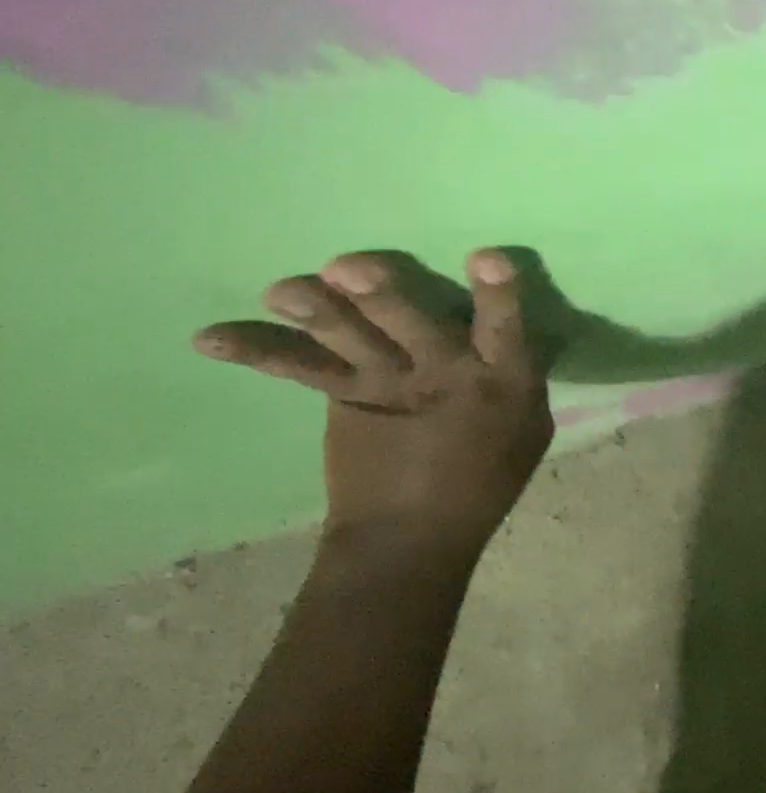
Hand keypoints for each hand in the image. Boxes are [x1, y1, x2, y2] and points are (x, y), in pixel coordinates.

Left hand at [193, 249, 555, 554]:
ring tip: (283, 291)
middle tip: (350, 268)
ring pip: (353, 343)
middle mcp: (445, 376)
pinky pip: (300, 371)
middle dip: (384, 297)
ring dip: (318, 315)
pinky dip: (256, 353)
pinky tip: (209, 338)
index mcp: (502, 380)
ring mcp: (388, 387)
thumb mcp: (529, 428)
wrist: (414, 535)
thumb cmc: (488, 477)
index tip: (485, 256)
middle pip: (415, 329)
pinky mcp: (344, 401)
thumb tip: (524, 335)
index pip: (505, 329)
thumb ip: (521, 378)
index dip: (498, 294)